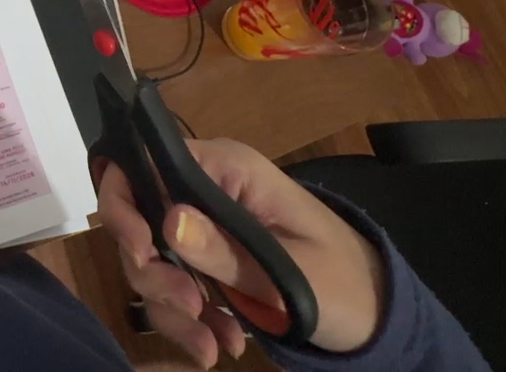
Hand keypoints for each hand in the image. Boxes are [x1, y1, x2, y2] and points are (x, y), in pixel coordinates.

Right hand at [96, 138, 384, 365]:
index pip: (146, 162)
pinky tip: (217, 341)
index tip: (141, 253)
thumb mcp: (292, 274)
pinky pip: (169, 281)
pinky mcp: (203, 255)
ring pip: (149, 255)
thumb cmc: (348, 284)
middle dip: (153, 270)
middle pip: (139, 215)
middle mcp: (204, 185)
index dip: (126, 202)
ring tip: (211, 344)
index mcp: (226, 168)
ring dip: (169, 304)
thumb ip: (228, 250)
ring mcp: (201, 221)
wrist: (380, 319)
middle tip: (189, 309)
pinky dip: (183, 318)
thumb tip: (168, 220)